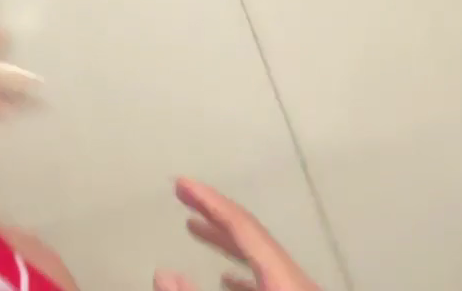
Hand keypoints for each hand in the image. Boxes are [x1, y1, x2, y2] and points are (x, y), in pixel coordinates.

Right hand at [153, 179, 318, 290]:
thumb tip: (161, 272)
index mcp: (285, 278)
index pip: (243, 225)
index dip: (209, 199)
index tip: (181, 181)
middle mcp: (298, 279)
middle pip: (254, 235)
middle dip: (214, 212)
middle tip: (182, 192)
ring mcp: (300, 290)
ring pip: (263, 257)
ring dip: (226, 241)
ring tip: (193, 227)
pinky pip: (272, 278)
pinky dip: (246, 270)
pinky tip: (227, 278)